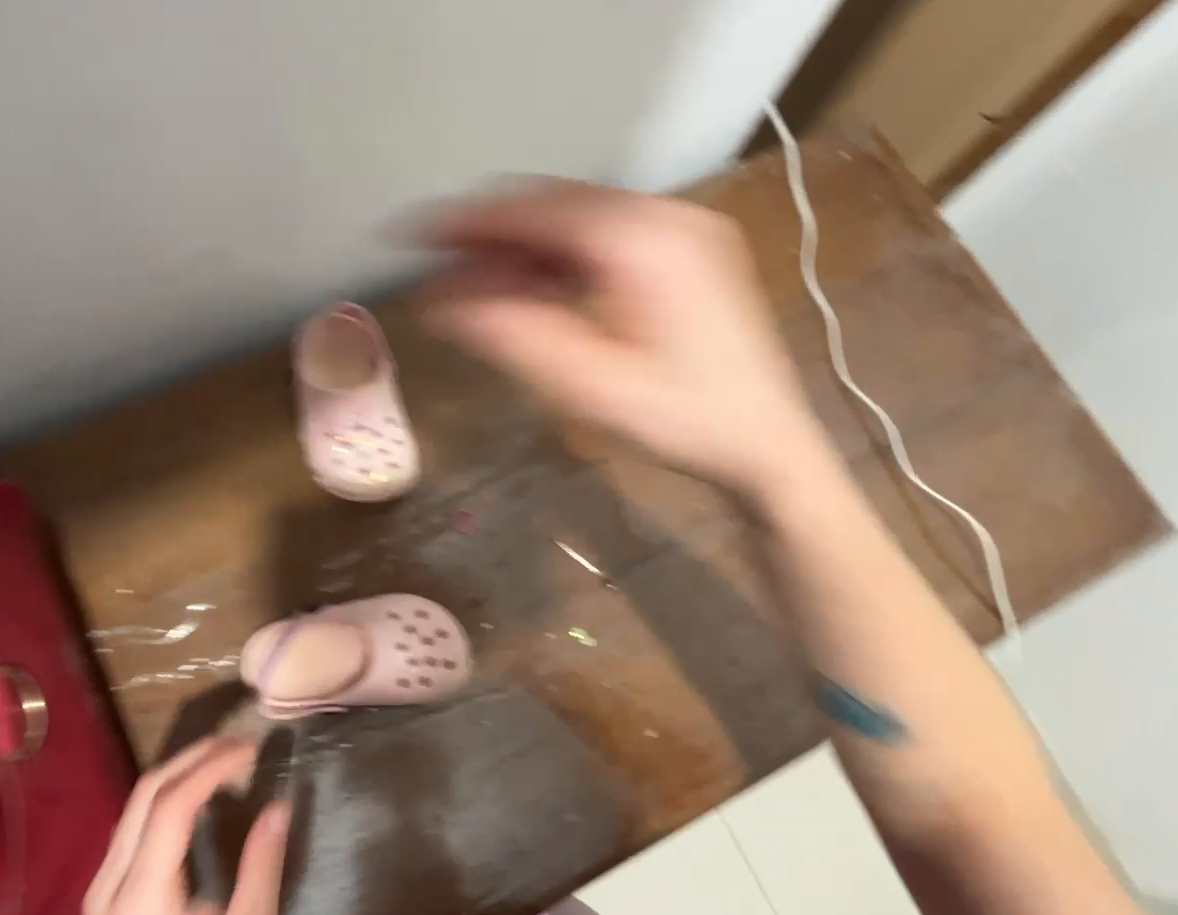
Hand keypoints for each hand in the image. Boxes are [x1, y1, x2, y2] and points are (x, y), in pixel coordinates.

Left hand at [85, 738, 292, 914]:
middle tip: (238, 744)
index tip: (251, 748)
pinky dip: (163, 805)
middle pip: (143, 796)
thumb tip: (278, 807)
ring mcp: (98, 894)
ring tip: (222, 763)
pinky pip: (129, 833)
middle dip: (191, 759)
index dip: (213, 767)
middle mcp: (108, 885)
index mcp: (141, 894)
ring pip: (131, 811)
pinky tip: (195, 804)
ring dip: (176, 779)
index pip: (172, 805)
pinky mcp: (102, 903)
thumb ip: (262, 868)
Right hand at [416, 178, 837, 498]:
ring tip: (477, 290)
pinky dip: (561, 259)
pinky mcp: (689, 252)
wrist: (766, 445)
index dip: (464, 222)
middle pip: (554, 207)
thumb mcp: (587, 386)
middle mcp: (665, 217)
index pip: (532, 210)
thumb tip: (438, 301)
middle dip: (490, 237)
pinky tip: (535, 292)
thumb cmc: (681, 422)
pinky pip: (606, 238)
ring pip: (579, 221)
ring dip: (523, 250)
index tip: (411, 236)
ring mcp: (683, 230)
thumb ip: (510, 335)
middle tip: (439, 274)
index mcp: (641, 241)